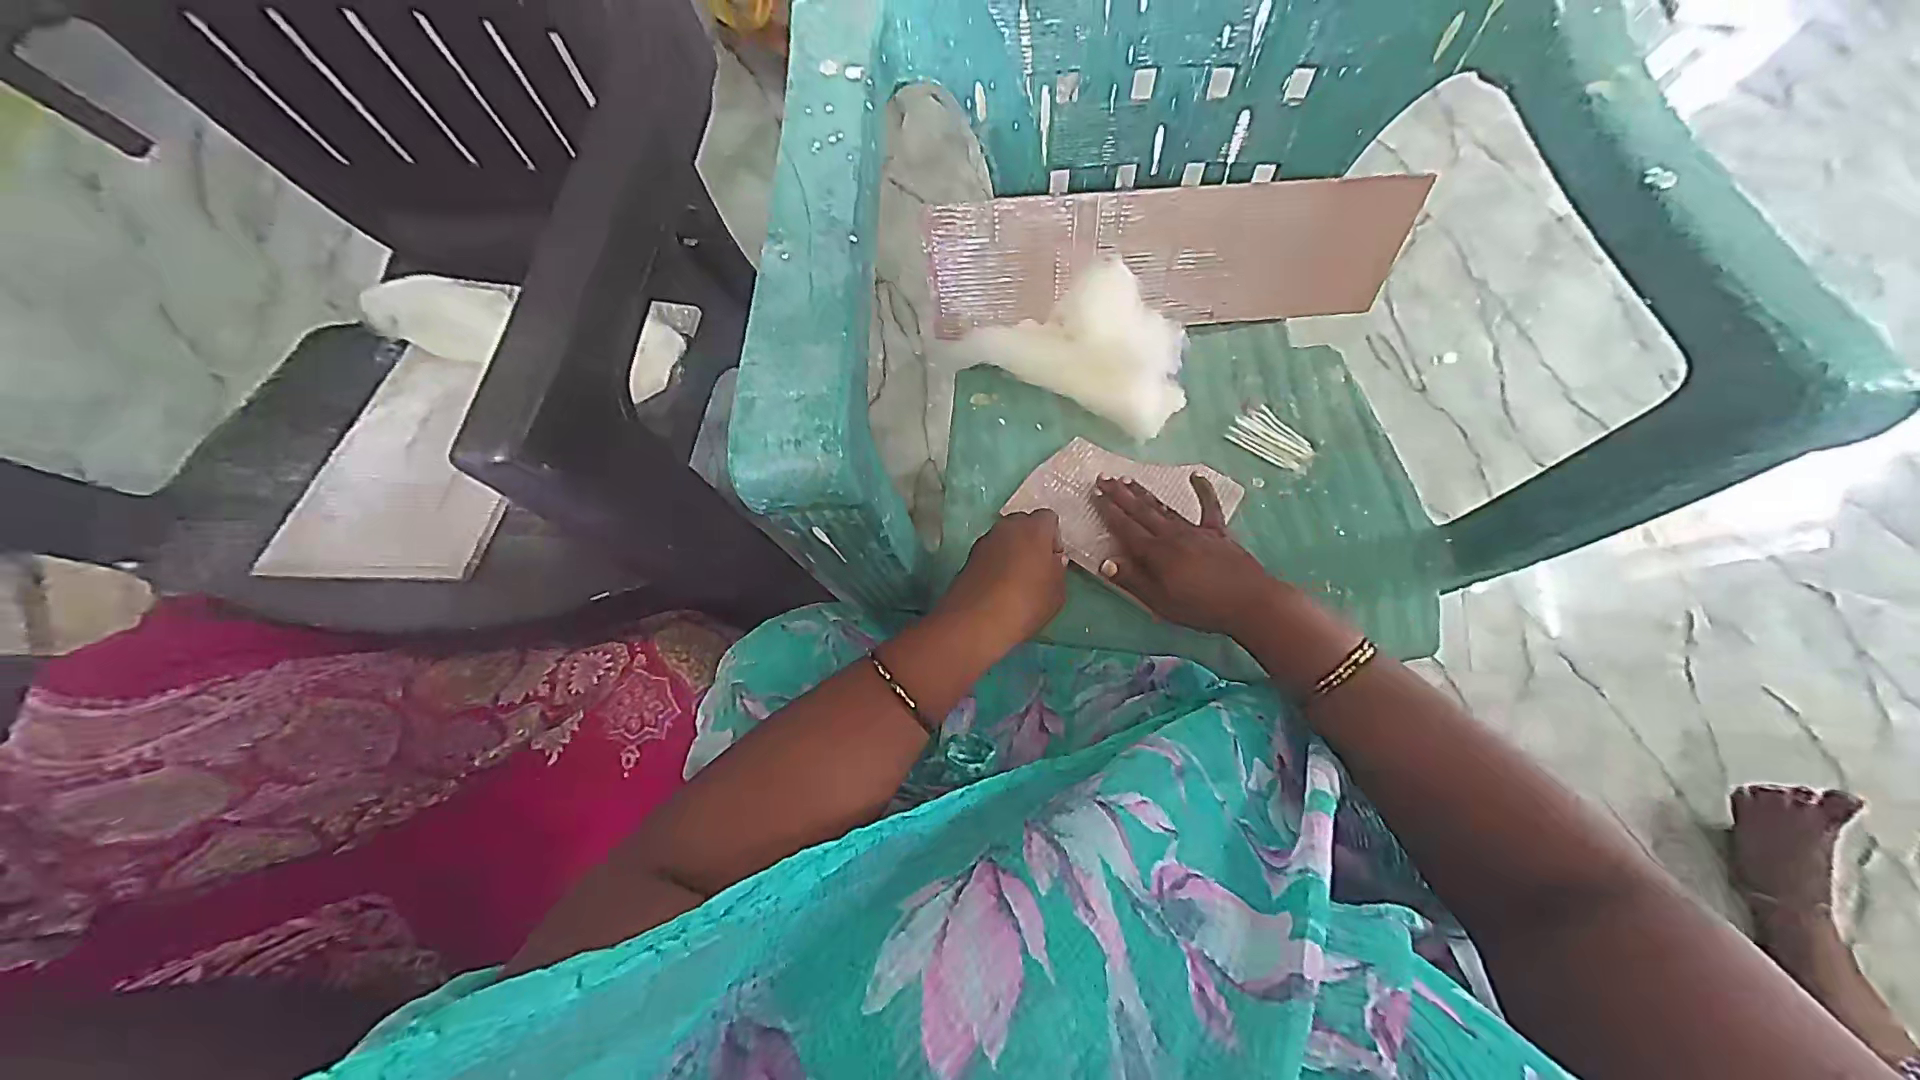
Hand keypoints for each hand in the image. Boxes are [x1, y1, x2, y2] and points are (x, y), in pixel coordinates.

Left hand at [933, 510, 1067, 647]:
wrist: (976, 621)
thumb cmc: (1026, 604)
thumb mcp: (1057, 593)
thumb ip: (1058, 570)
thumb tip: (1053, 560)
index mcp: (1034, 528)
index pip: (1048, 518)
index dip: (1053, 538)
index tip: (1053, 561)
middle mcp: (1007, 527)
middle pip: (1023, 524)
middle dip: (1031, 540)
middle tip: (1036, 568)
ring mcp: (985, 540)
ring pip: (1004, 538)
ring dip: (1011, 551)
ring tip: (1015, 580)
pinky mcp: (969, 557)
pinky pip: (990, 553)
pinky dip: (995, 563)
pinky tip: (998, 587)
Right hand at [1092, 475, 1286, 635]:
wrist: (1250, 602)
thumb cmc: (1201, 608)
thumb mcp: (1160, 602)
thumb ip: (1133, 581)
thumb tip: (1105, 563)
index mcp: (1156, 553)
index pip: (1126, 528)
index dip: (1109, 511)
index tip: (1095, 496)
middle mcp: (1173, 536)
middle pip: (1141, 511)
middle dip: (1120, 495)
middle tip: (1103, 478)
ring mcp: (1196, 531)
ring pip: (1165, 508)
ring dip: (1145, 493)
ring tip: (1128, 480)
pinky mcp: (1218, 532)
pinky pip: (1208, 507)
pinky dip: (1202, 490)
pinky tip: (1195, 476)